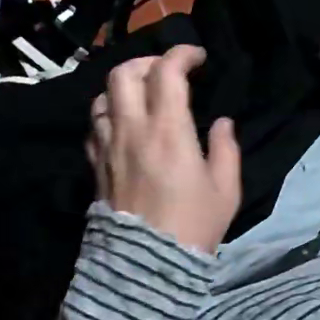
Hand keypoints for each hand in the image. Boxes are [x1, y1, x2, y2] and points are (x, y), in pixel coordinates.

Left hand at [88, 45, 241, 253]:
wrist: (149, 264)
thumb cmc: (194, 225)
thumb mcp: (226, 189)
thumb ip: (225, 149)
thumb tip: (222, 123)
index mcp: (168, 130)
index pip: (166, 71)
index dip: (182, 54)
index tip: (198, 58)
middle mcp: (132, 129)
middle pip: (123, 73)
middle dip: (146, 62)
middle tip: (167, 72)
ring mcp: (108, 146)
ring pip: (102, 96)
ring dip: (123, 86)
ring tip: (142, 96)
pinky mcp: (95, 166)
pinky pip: (93, 126)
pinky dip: (108, 114)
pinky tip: (122, 124)